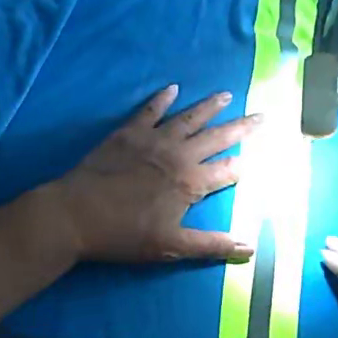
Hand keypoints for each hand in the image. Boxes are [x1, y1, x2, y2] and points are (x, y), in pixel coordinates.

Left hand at [45, 84, 260, 262]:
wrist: (77, 214)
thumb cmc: (124, 235)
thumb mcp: (171, 247)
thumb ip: (211, 245)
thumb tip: (250, 249)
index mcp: (190, 184)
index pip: (226, 172)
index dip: (240, 167)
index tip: (253, 160)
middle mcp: (178, 156)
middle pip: (216, 138)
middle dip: (240, 128)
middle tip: (261, 116)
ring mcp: (153, 140)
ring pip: (189, 118)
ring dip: (209, 107)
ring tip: (226, 95)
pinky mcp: (128, 133)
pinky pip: (150, 110)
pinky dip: (162, 99)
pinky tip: (172, 88)